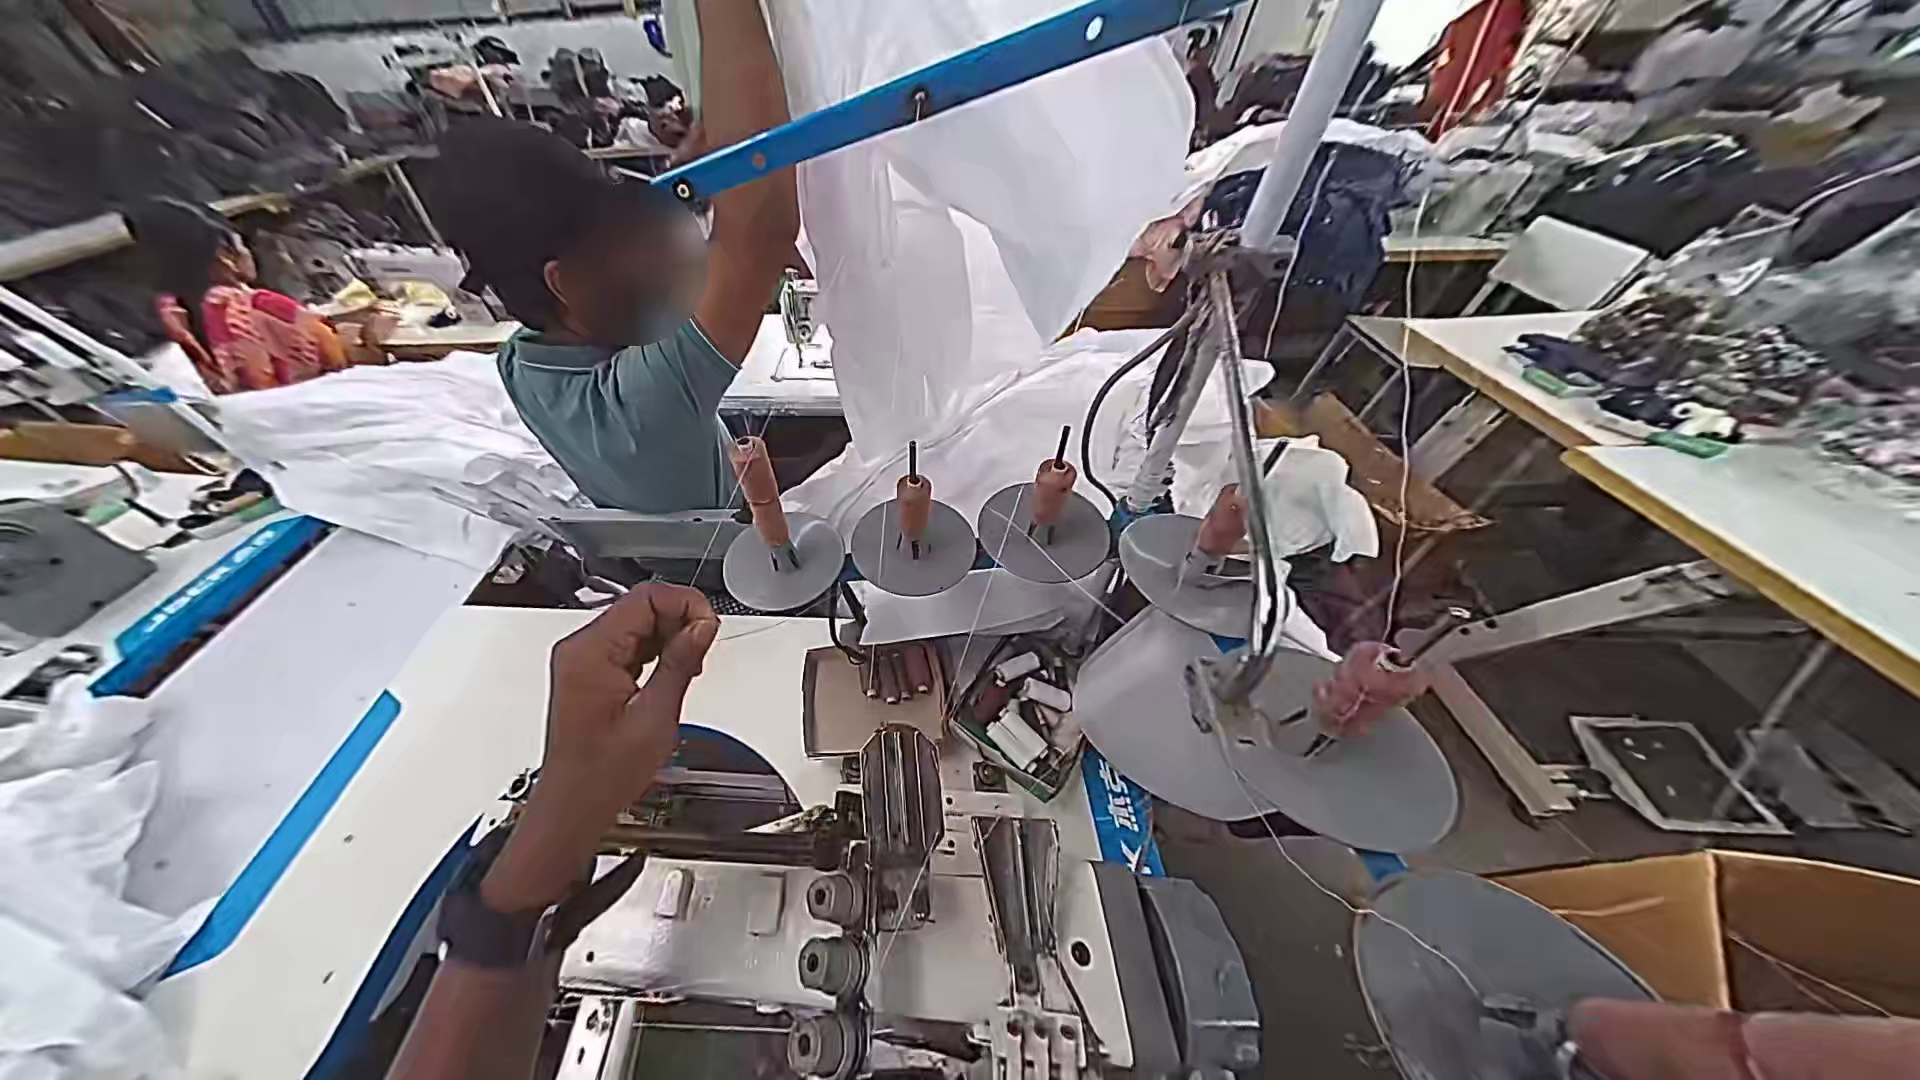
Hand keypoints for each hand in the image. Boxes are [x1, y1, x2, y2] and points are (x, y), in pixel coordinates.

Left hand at [482, 584, 720, 911]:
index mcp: (590, 652)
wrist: (575, 805)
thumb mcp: (656, 714)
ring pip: (642, 621)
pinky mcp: (594, 669)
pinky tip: (675, 670)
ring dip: (673, 636)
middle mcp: (582, 648)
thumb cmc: (604, 772)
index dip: (686, 605)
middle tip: (704, 648)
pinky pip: (634, 641)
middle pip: (644, 605)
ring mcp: (586, 658)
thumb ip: (681, 661)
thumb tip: (703, 624)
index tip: (709, 626)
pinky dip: (661, 649)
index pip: (647, 597)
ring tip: (690, 666)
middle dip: (682, 620)